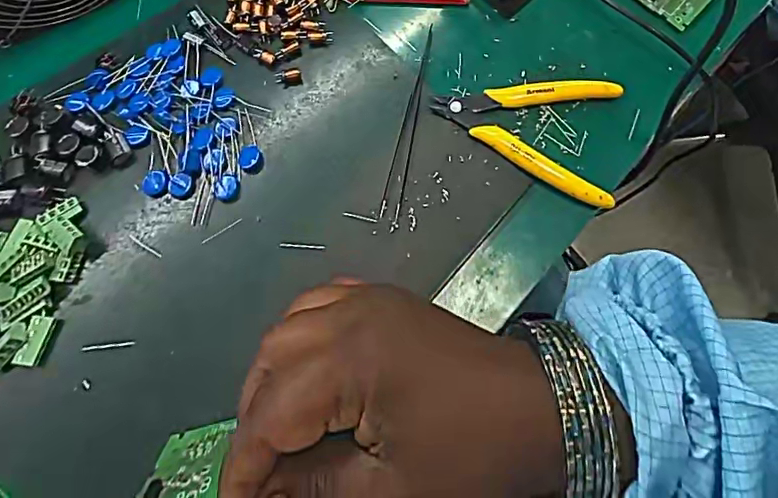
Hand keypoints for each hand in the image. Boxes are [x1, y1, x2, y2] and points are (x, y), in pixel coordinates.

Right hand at [221, 280, 565, 497]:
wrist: (533, 406)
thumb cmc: (469, 453)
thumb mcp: (391, 491)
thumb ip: (316, 490)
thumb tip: (264, 494)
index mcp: (351, 355)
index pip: (271, 410)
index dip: (244, 465)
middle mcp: (352, 313)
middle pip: (273, 357)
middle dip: (255, 416)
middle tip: (259, 474)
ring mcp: (368, 298)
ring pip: (291, 324)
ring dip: (274, 375)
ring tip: (277, 429)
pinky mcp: (383, 300)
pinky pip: (322, 304)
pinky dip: (302, 337)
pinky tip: (307, 372)